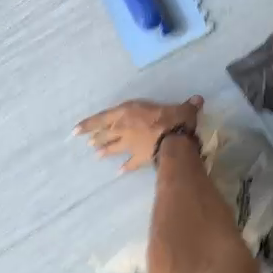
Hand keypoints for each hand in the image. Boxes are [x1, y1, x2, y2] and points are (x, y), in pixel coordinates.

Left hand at [72, 96, 202, 171]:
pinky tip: (119, 172)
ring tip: (96, 154)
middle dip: (96, 137)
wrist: (174, 141)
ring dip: (104, 150)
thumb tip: (198, 100)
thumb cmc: (173, 119)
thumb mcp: (182, 108)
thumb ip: (187, 105)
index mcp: (128, 112)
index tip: (74, 131)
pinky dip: (124, 167)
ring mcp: (130, 145)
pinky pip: (129, 163)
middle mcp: (124, 128)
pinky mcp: (138, 158)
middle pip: (105, 133)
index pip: (101, 118)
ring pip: (112, 148)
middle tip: (89, 142)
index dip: (88, 124)